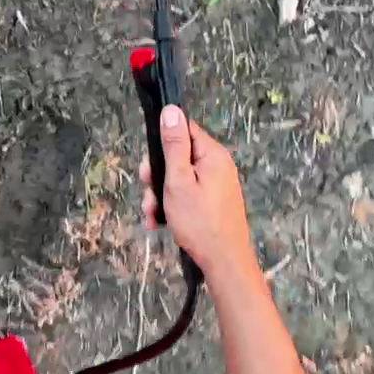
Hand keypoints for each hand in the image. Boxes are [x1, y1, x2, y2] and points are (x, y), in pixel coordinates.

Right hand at [138, 105, 255, 277]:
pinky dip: (173, 205)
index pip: (184, 130)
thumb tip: (171, 108)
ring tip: (152, 215)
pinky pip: (189, 194)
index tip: (149, 165)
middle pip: (179, 156)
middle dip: (158, 176)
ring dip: (161, 194)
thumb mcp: (179, 180)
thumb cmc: (199, 221)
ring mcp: (217, 185)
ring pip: (180, 178)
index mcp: (212, 154)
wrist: (225, 265)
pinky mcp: (214, 203)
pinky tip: (160, 222)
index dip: (163, 144)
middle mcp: (218, 165)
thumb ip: (173, 145)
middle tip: (148, 194)